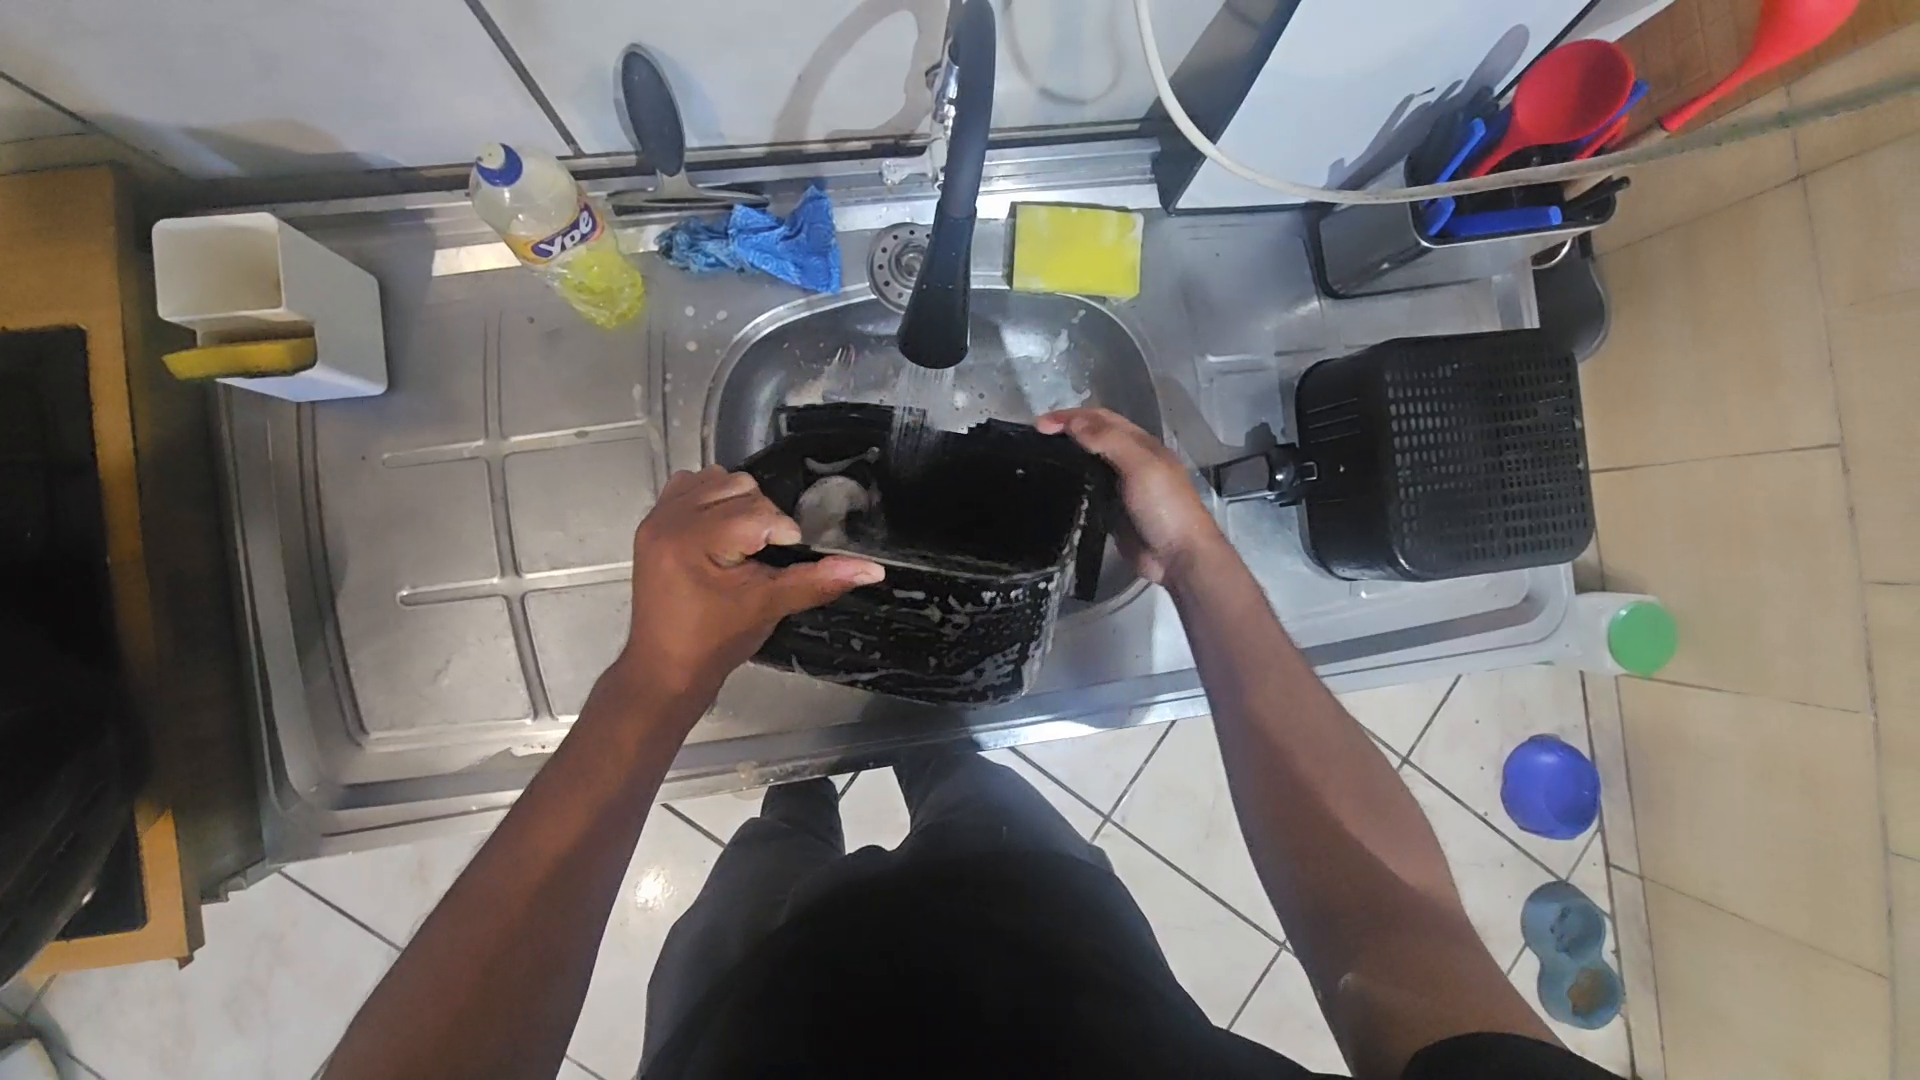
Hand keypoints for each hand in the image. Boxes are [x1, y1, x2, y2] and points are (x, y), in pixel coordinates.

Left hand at [620, 466, 884, 703]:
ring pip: (718, 479)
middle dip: (763, 517)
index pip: (759, 512)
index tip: (777, 566)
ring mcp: (657, 517)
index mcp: (693, 541)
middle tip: (763, 556)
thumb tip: (874, 570)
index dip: (783, 535)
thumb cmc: (717, 641)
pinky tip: (722, 531)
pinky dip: (713, 498)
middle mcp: (669, 519)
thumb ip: (820, 580)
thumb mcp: (770, 606)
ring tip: (744, 542)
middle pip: (740, 487)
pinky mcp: (653, 521)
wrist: (666, 667)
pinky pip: (691, 484)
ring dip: (740, 503)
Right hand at [1036, 408, 1227, 586]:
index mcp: (1141, 444)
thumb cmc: (1164, 507)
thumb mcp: (1140, 466)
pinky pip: (1088, 491)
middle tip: (1034, 438)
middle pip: (1095, 437)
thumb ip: (1109, 442)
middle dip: (1066, 430)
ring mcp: (1122, 487)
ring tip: (1039, 459)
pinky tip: (1054, 489)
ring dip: (1068, 455)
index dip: (1071, 416)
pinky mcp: (1113, 511)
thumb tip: (1074, 422)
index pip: (1101, 419)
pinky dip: (1072, 484)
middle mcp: (1131, 461)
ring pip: (1090, 463)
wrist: (1178, 557)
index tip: (1039, 425)